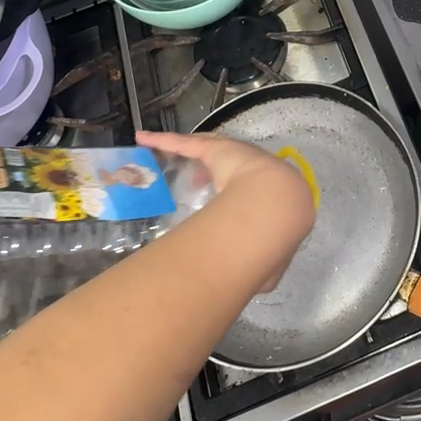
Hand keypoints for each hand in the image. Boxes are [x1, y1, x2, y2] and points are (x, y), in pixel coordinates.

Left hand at [137, 131, 315, 291]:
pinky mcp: (214, 149)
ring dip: (187, 153)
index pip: (251, 196)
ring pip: (205, 152)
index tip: (223, 210)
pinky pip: (184, 143)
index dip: (238, 200)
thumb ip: (267, 266)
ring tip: (164, 159)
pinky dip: (163, 140)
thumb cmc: (274, 234)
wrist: (277, 209)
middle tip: (195, 182)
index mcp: (267, 199)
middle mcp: (251, 173)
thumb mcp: (274, 260)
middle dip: (212, 173)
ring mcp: (231, 158)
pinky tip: (143, 139)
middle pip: (228, 170)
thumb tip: (260, 281)